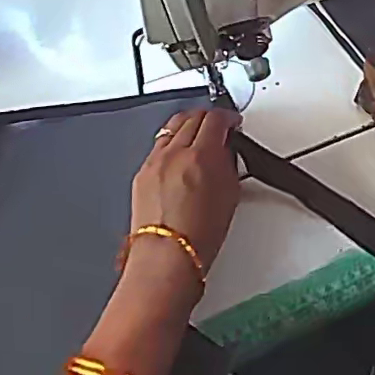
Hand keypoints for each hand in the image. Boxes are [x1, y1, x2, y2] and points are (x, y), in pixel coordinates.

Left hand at [126, 107, 241, 296]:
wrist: (167, 258)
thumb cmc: (198, 235)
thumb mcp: (230, 193)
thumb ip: (227, 162)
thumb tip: (224, 150)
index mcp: (201, 155)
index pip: (216, 119)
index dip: (228, 117)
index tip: (233, 122)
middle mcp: (175, 153)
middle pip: (193, 117)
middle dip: (209, 118)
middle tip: (219, 126)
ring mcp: (155, 161)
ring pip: (173, 126)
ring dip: (189, 125)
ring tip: (198, 135)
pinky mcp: (142, 172)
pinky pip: (159, 145)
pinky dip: (172, 142)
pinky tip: (179, 152)